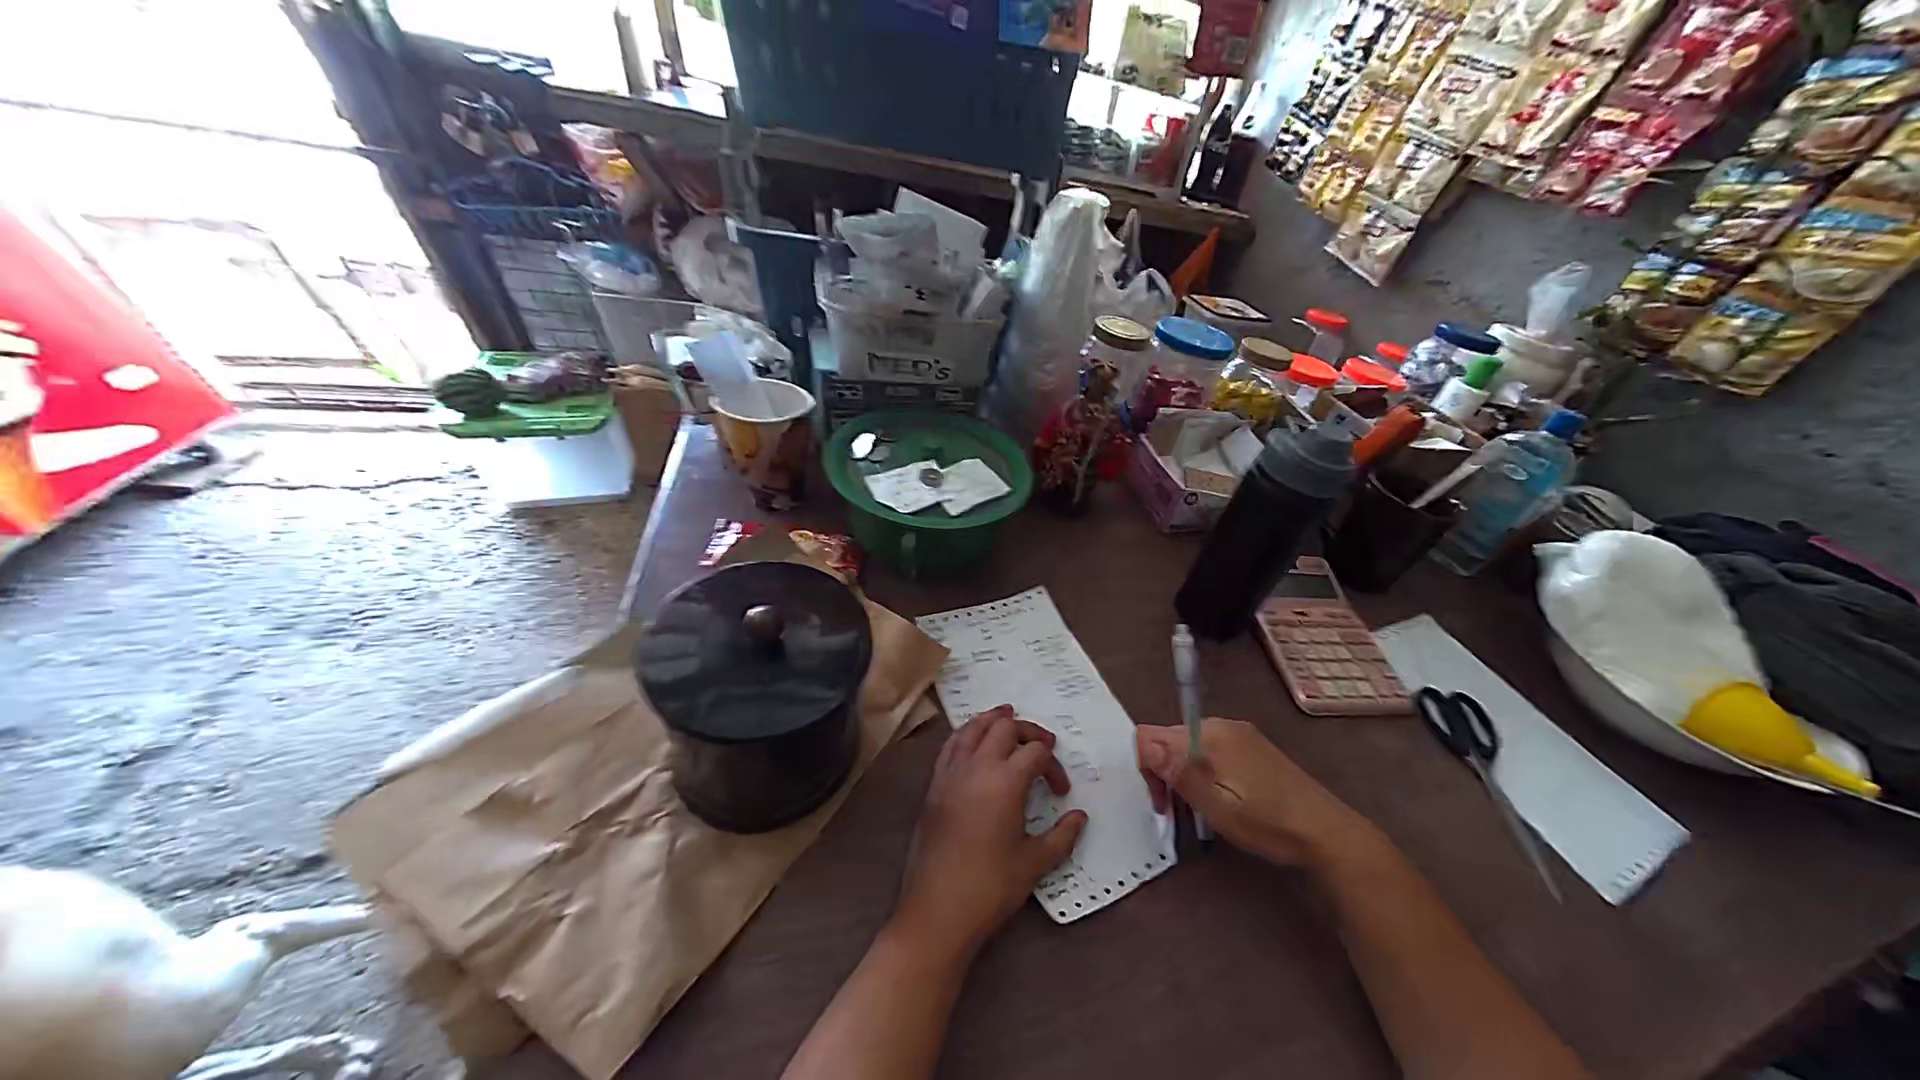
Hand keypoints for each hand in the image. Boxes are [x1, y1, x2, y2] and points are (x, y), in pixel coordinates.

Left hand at [894, 706, 1087, 957]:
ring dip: (993, 720)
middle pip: (1003, 727)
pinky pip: (951, 745)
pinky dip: (967, 734)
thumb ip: (1062, 836)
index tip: (1061, 790)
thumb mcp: (1035, 863)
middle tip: (1042, 744)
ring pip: (972, 728)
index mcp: (1005, 782)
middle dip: (1027, 730)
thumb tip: (1079, 817)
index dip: (1053, 766)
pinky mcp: (934, 785)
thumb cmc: (990, 887)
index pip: (1035, 752)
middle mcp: (976, 767)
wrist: (937, 910)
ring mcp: (950, 773)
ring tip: (1007, 718)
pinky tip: (974, 742)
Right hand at [1136, 718, 1362, 868]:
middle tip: (1176, 810)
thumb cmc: (1268, 823)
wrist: (1329, 835)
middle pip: (1169, 738)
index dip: (1147, 767)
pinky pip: (1210, 751)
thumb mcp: (1216, 805)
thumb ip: (1179, 771)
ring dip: (1183, 774)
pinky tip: (1218, 797)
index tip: (1162, 801)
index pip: (1152, 735)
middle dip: (1164, 772)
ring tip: (1199, 808)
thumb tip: (1143, 743)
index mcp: (1210, 734)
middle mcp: (1222, 726)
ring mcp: (1240, 736)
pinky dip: (1203, 772)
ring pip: (1189, 746)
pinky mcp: (1252, 748)